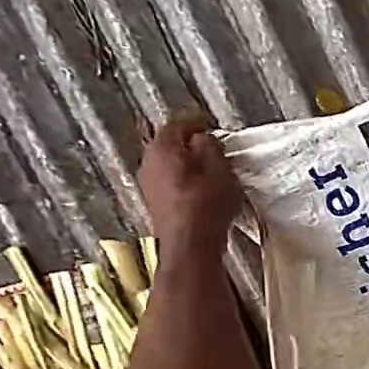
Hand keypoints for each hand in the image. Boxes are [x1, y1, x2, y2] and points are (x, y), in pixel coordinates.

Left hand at [139, 119, 242, 261]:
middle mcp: (149, 163)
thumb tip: (203, 139)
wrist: (191, 243)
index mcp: (162, 148)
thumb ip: (210, 146)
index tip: (209, 128)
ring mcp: (149, 186)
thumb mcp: (220, 168)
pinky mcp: (157, 204)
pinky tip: (204, 195)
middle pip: (171, 146)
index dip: (196, 125)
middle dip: (192, 148)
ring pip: (171, 167)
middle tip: (216, 153)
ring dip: (190, 168)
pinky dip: (187, 185)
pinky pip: (172, 185)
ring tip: (214, 176)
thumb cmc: (206, 204)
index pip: (177, 125)